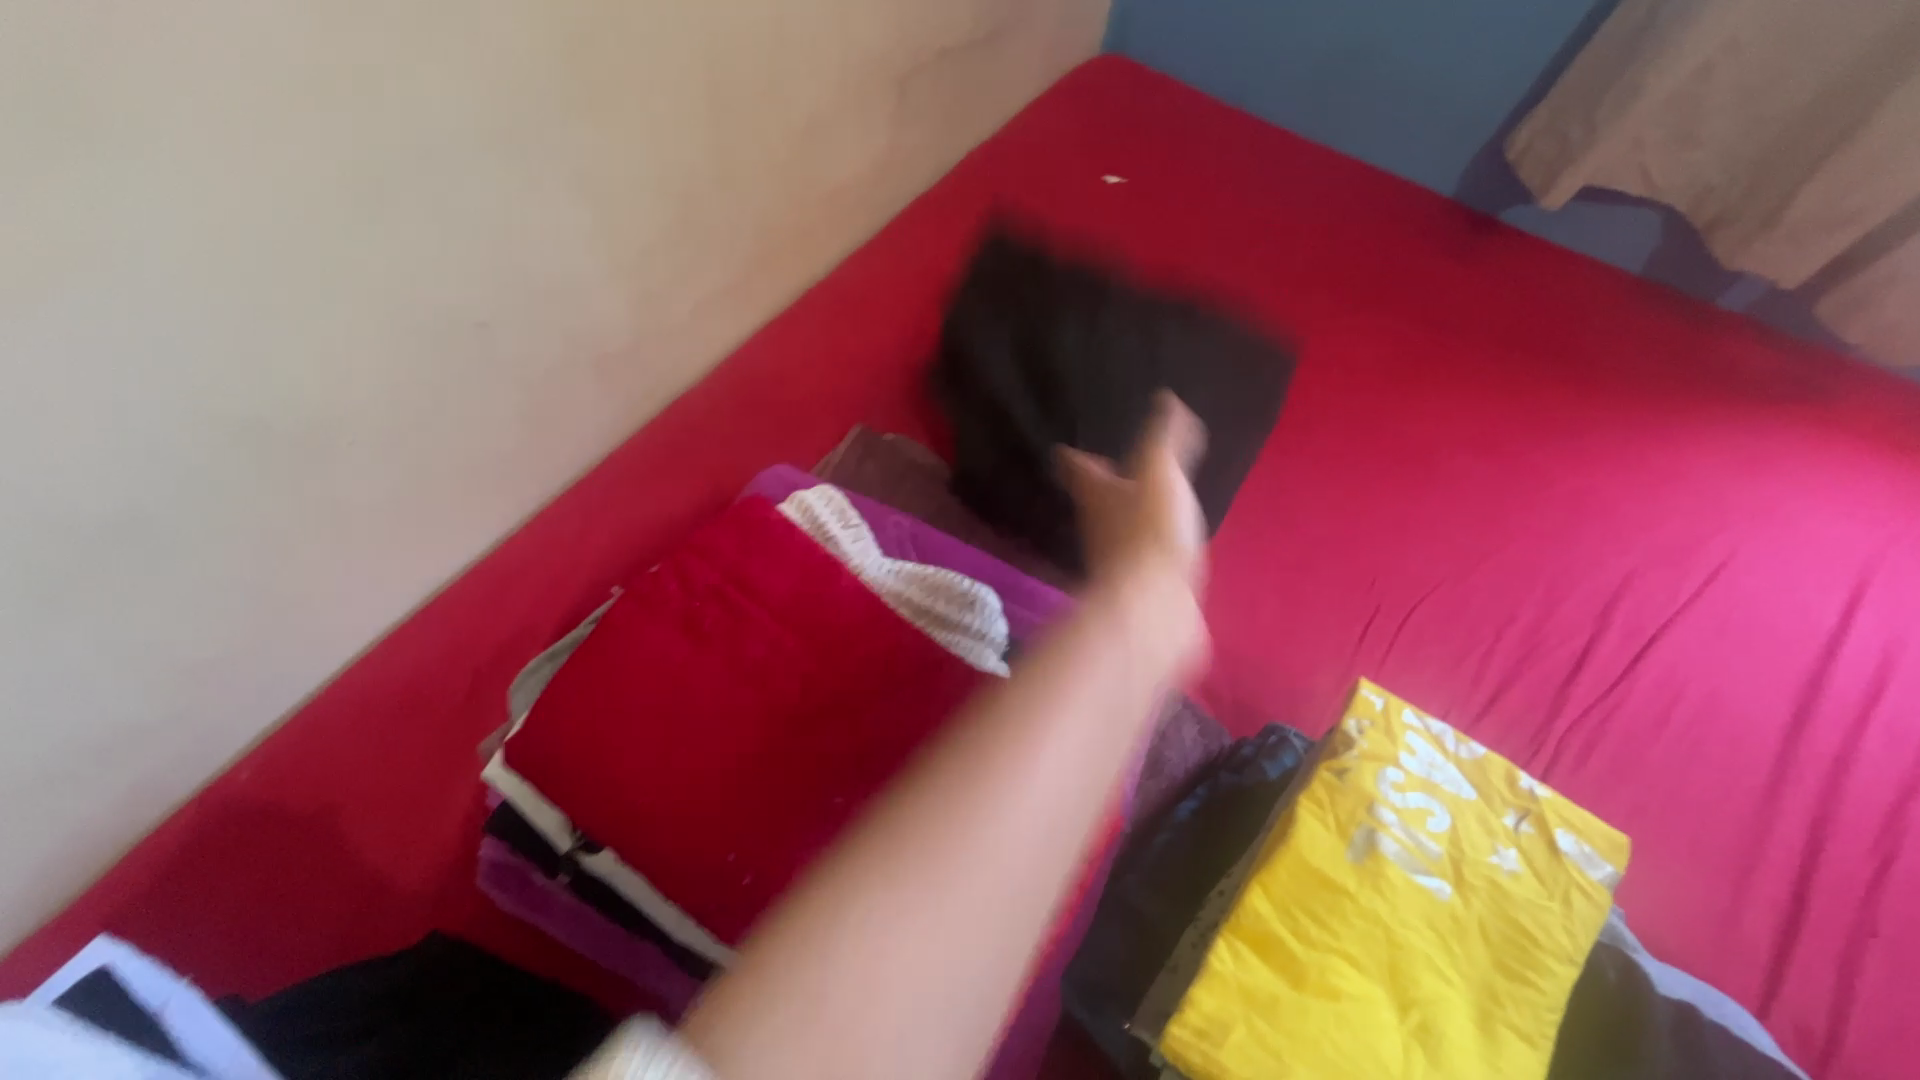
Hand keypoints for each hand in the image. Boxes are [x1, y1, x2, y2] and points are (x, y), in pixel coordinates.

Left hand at [1057, 391, 1209, 669]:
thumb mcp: (1159, 472)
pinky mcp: (1141, 582)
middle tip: (1111, 472)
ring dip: (1127, 517)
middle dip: (1102, 488)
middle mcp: (1099, 525)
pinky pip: (1145, 556)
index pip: (1078, 468)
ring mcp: (1117, 557)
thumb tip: (1167, 400)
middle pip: (1095, 501)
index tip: (1064, 450)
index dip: (1074, 458)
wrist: (1153, 605)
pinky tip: (1168, 546)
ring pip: (1117, 529)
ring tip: (1143, 505)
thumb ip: (1165, 438)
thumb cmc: (1149, 531)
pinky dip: (1152, 546)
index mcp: (1097, 494)